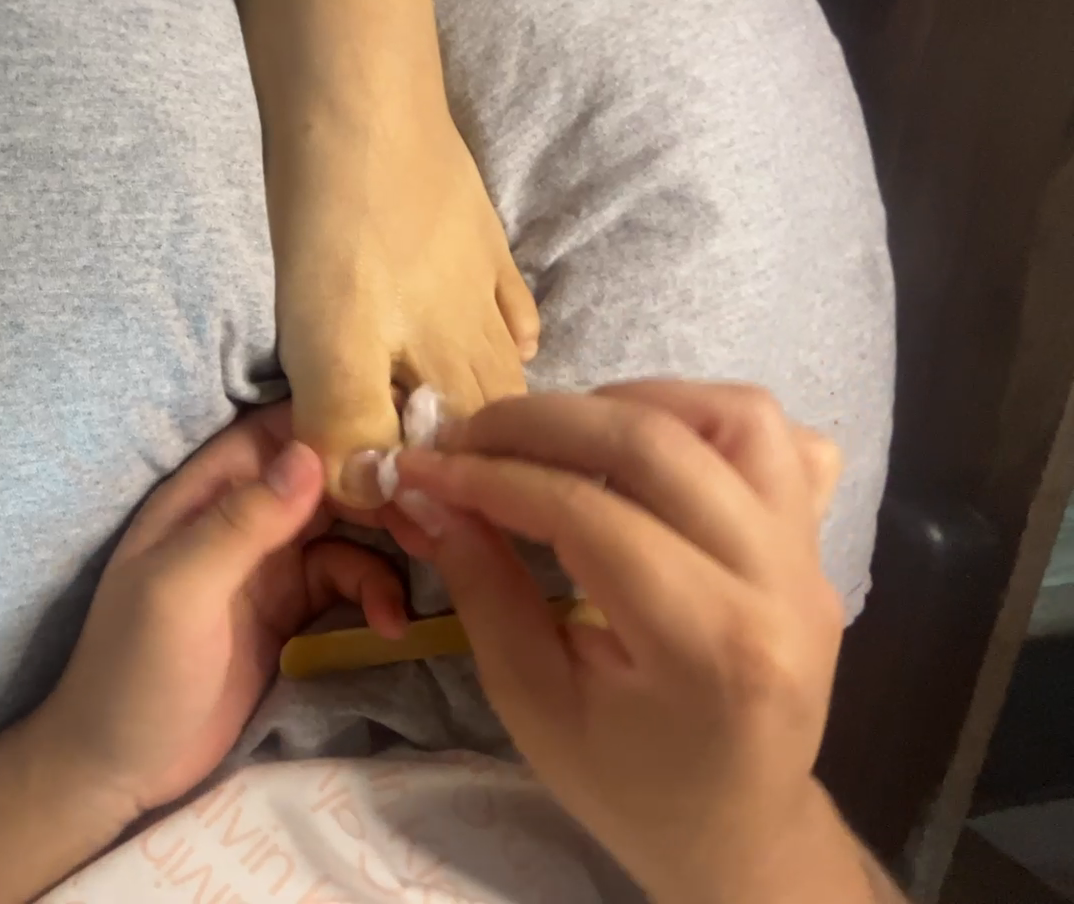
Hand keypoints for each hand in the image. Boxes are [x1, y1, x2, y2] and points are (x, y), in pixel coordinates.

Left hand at [29, 404, 407, 814]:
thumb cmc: (137, 667)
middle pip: (316, 477)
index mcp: (201, 497)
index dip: (329, 421)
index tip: (398, 426)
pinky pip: (345, 579)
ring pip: (340, 527)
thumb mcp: (180, 590)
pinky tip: (390, 625)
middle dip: (372, 485)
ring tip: (425, 561)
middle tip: (428, 509)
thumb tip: (308, 453)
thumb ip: (240, 522)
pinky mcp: (290, 610)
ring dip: (384, 540)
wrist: (124, 764)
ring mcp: (265, 565)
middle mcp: (237, 517)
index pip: (269, 434)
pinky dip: (374, 592)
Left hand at [226, 0, 538, 511]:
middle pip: (490, 410)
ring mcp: (479, 266)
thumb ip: (350, 425)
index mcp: (451, 361)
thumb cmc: (336, 222)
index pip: (467, 458)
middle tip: (460, 494)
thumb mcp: (327, 339)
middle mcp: (480, 322)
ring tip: (484, 440)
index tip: (428, 529)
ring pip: (499, 353)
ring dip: (488, 398)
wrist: (352, 87)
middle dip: (475, 458)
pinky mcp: (467, 221)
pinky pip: (504, 293)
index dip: (449, 497)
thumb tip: (371, 501)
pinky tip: (511, 336)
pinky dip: (505, 326)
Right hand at [382, 382, 875, 901]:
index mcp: (707, 646)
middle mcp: (779, 584)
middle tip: (460, 438)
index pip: (583, 512)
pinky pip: (777, 438)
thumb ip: (478, 581)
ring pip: (731, 415)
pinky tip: (633, 448)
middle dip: (532, 421)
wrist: (732, 825)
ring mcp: (809, 555)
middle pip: (654, 441)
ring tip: (548, 436)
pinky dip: (693, 416)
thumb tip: (426, 493)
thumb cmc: (619, 777)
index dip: (485, 475)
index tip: (417, 466)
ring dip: (620, 403)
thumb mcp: (524, 693)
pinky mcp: (811, 540)